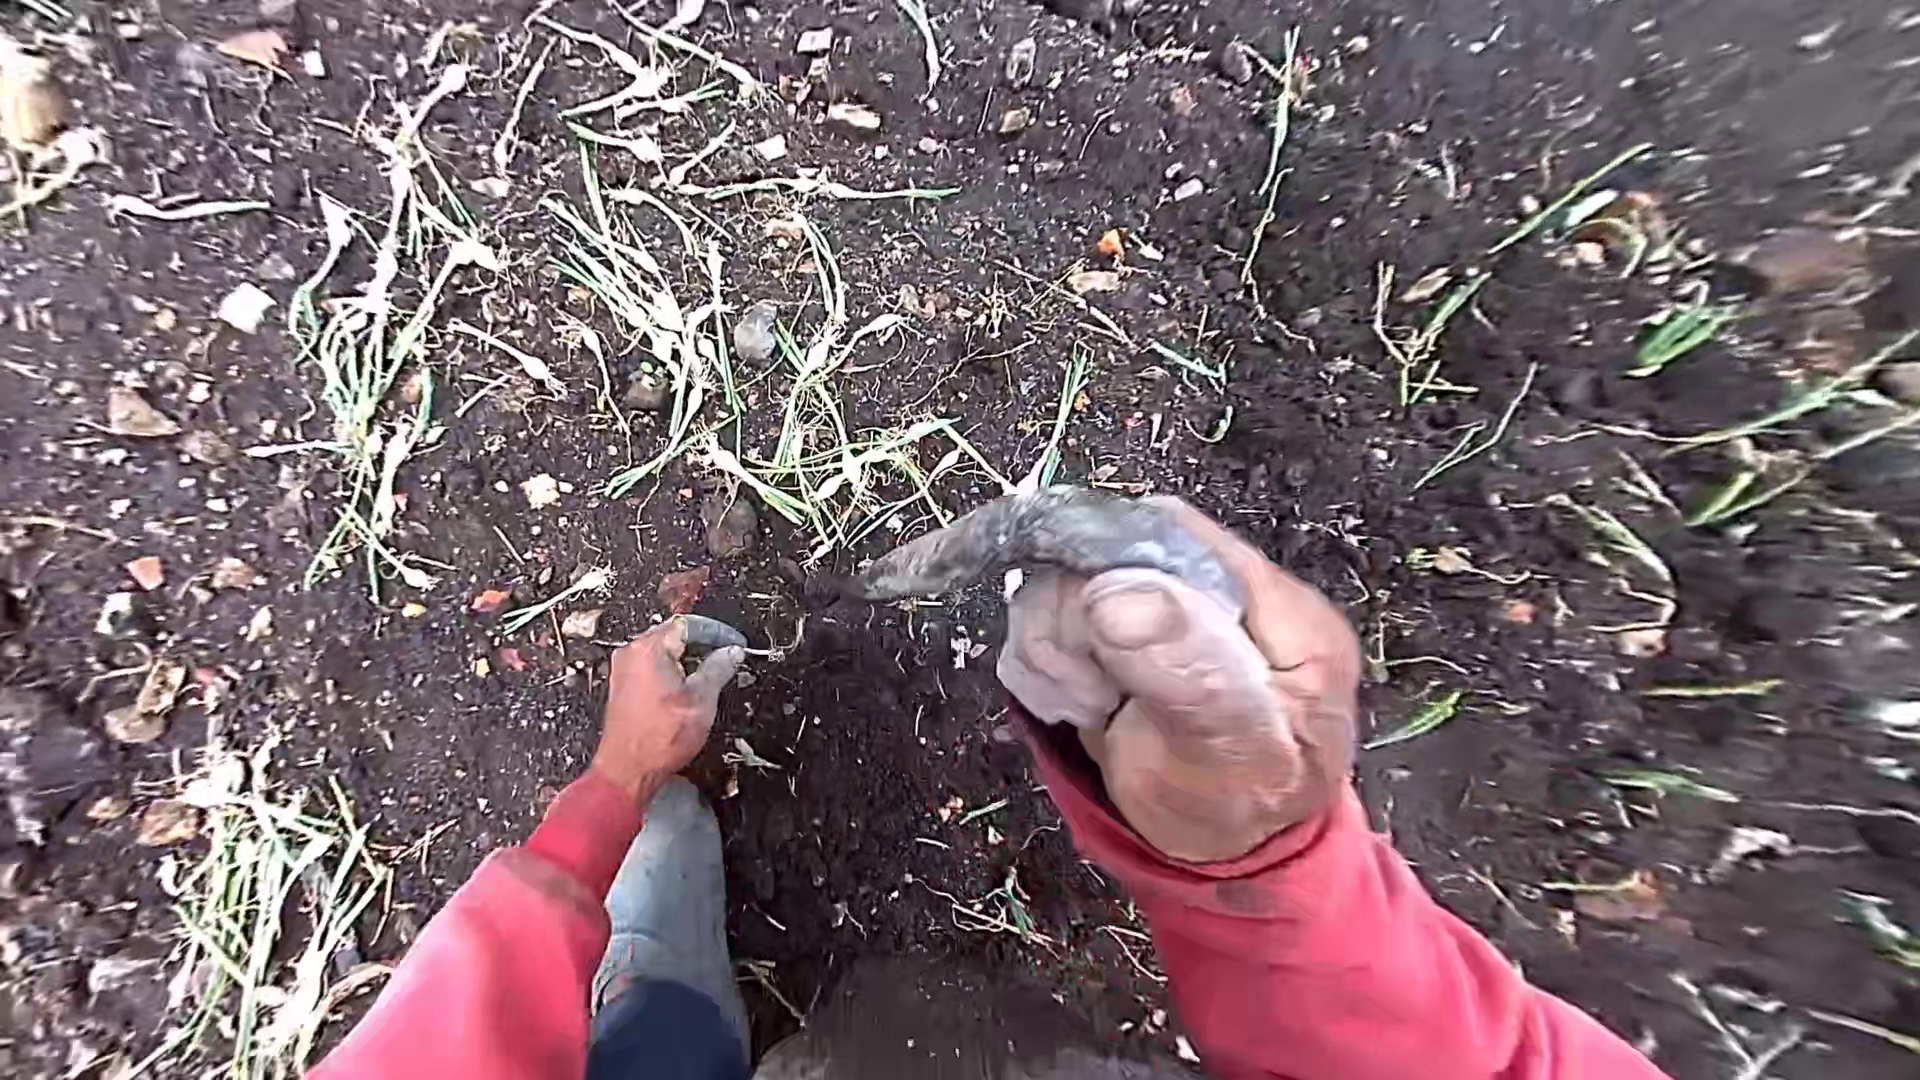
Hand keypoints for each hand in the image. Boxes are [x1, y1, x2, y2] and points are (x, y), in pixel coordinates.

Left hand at [590, 617, 744, 804]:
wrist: (628, 772)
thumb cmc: (660, 738)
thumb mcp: (702, 698)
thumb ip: (719, 667)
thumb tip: (732, 652)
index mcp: (649, 649)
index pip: (690, 624)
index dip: (718, 631)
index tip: (735, 642)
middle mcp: (632, 654)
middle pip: (676, 634)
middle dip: (705, 643)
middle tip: (729, 654)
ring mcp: (625, 670)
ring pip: (666, 649)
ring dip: (691, 656)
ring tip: (714, 670)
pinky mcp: (625, 685)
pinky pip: (655, 664)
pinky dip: (676, 668)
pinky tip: (692, 684)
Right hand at [999, 499, 1359, 861]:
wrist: (1208, 840)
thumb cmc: (1238, 804)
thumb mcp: (1234, 751)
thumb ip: (1191, 674)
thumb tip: (1113, 592)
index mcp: (1264, 600)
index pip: (1171, 532)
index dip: (1111, 569)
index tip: (1095, 636)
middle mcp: (1200, 584)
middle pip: (1094, 552)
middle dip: (1076, 631)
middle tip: (1101, 695)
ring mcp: (1143, 600)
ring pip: (1050, 582)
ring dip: (1051, 654)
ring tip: (1093, 704)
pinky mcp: (1097, 625)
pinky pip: (1030, 617)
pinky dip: (1037, 667)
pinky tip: (1075, 702)